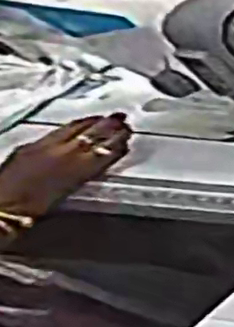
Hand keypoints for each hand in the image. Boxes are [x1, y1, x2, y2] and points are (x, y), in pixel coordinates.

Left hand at [0, 115, 129, 217]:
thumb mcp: (76, 185)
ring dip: (89, 123)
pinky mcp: (26, 149)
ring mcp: (44, 148)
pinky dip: (69, 128)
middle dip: (107, 124)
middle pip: (92, 132)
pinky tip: (72, 128)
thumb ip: (93, 166)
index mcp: (84, 163)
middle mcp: (66, 151)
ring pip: (73, 129)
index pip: (110, 144)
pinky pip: (54, 133)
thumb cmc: (41, 202)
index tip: (128, 130)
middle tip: (119, 118)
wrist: (4, 207)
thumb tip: (107, 153)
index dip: (120, 135)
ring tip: (99, 119)